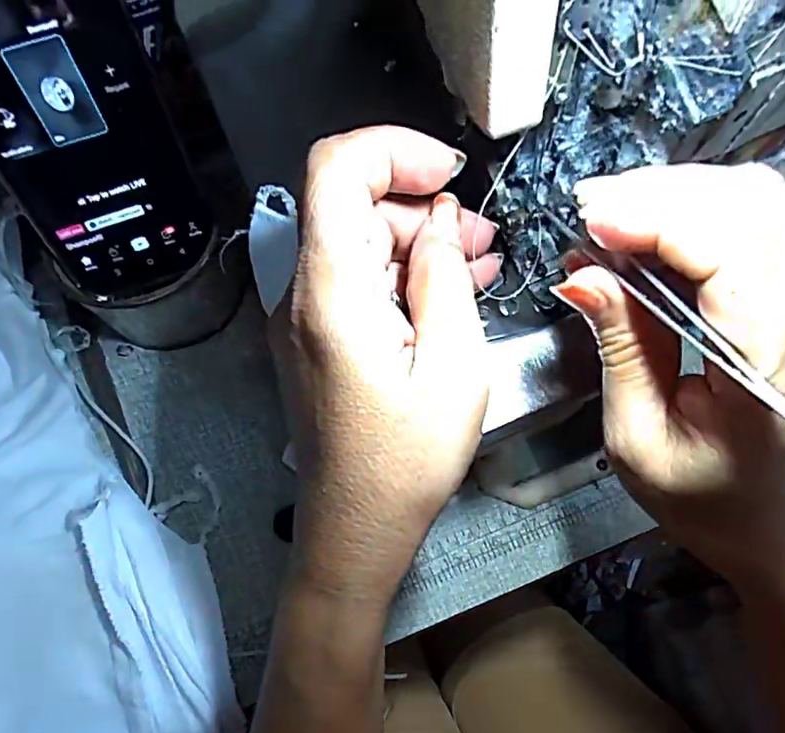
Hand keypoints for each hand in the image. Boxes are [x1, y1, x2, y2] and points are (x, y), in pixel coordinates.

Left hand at [278, 126, 502, 602]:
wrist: (355, 530)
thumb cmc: (404, 467)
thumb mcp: (452, 369)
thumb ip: (445, 280)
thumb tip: (439, 224)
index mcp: (331, 296)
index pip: (335, 169)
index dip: (392, 150)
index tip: (449, 174)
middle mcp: (302, 301)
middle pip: (352, 209)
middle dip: (420, 208)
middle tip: (482, 241)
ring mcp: (303, 325)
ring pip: (357, 249)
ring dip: (416, 246)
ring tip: (477, 267)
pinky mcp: (316, 347)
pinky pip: (356, 290)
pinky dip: (399, 281)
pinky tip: (445, 297)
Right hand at [552, 162, 784, 583]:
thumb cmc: (712, 505)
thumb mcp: (641, 444)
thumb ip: (622, 352)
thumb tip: (586, 275)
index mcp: (780, 378)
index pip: (736, 251)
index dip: (661, 217)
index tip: (593, 218)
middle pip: (758, 209)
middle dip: (665, 195)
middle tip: (593, 212)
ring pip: (770, 205)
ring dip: (686, 199)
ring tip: (618, 220)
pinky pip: (775, 229)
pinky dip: (709, 220)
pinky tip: (661, 236)